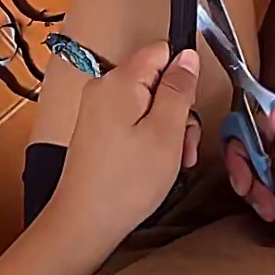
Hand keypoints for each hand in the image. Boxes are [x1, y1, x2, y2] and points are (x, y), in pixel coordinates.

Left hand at [46, 42, 201, 246]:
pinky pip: (134, 120)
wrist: (85, 222)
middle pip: (157, 79)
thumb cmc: (127, 181)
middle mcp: (104, 88)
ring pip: (149, 103)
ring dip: (169, 128)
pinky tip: (158, 163)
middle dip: (179, 109)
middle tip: (184, 143)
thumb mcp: (167, 131)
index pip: (161, 51)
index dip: (182, 75)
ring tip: (175, 160)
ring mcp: (99, 110)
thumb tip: (188, 56)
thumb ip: (179, 89)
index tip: (188, 106)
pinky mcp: (98, 130)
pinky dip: (151, 137)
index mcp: (120, 81)